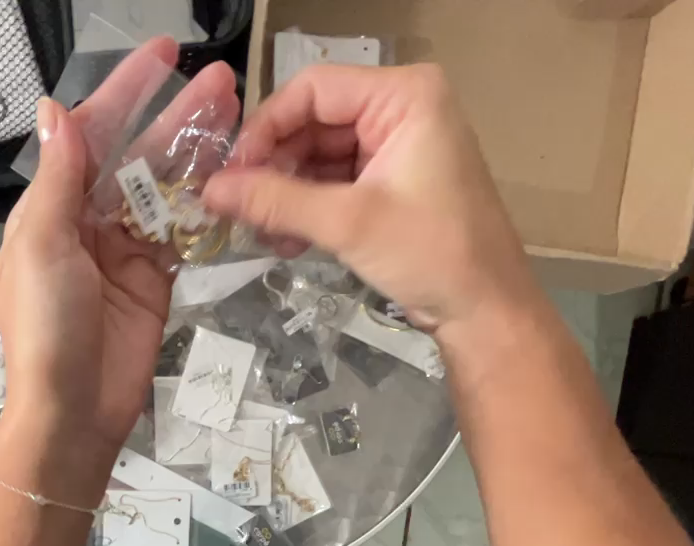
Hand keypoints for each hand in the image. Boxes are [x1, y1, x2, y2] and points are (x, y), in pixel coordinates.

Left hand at [0, 42, 235, 545]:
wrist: (73, 411)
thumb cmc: (46, 330)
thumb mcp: (43, 247)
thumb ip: (58, 181)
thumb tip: (57, 112)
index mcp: (50, 211)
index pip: (88, 139)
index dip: (122, 95)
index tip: (160, 57)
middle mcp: (87, 225)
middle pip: (134, 159)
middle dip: (173, 118)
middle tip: (221, 82)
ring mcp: (124, 255)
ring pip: (163, 193)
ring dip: (195, 155)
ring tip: (236, 115)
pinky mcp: (154, 283)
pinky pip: (180, 234)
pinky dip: (203, 206)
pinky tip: (231, 174)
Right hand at [202, 64, 544, 345]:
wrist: (482, 308)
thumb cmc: (430, 254)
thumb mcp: (348, 223)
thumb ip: (277, 202)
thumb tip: (211, 192)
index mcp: (403, 95)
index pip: (313, 90)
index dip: (265, 128)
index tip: (230, 174)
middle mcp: (398, 110)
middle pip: (312, 123)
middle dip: (273, 168)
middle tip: (237, 210)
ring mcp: (393, 148)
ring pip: (317, 158)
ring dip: (286, 196)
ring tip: (262, 234)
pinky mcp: (387, 184)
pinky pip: (332, 184)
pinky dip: (306, 210)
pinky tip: (287, 242)